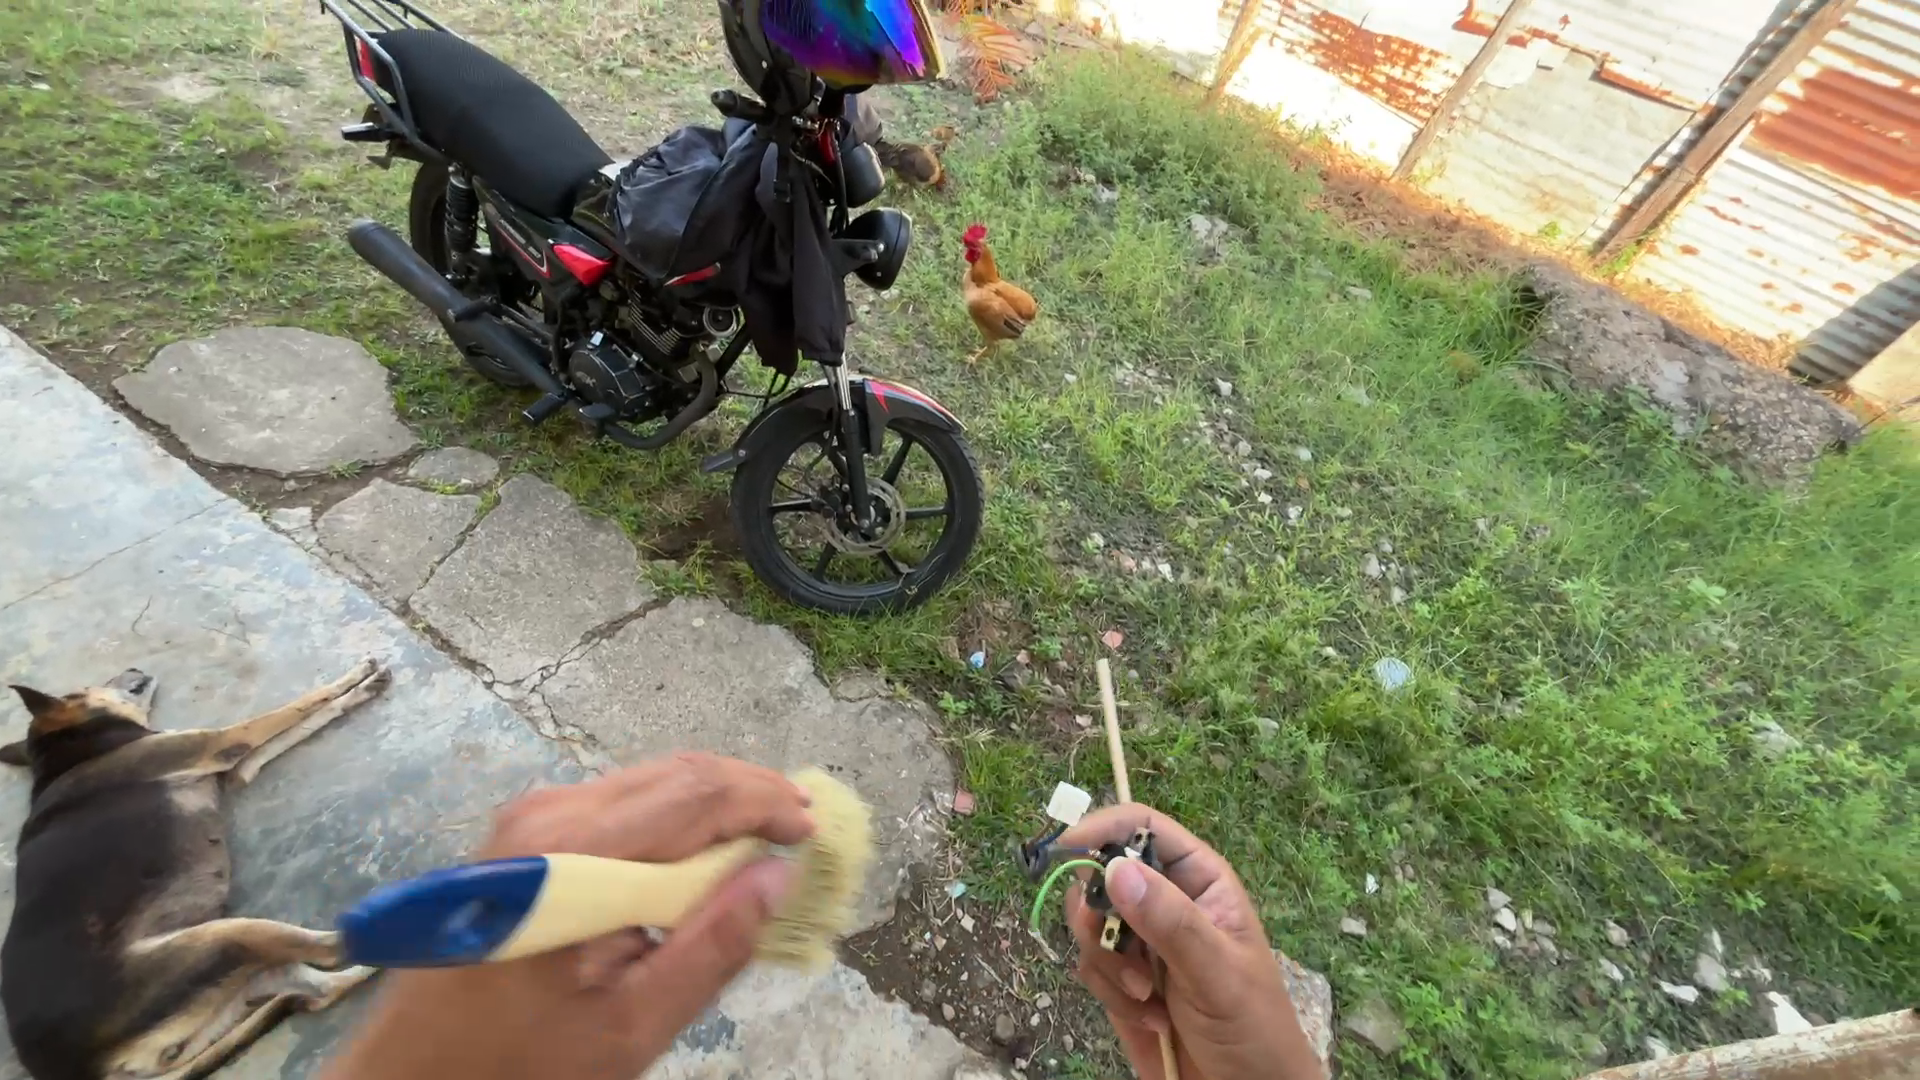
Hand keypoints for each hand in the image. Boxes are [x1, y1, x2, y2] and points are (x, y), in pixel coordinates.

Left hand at [318, 753, 813, 1079]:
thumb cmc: (520, 1069)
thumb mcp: (630, 1028)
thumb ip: (713, 946)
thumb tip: (777, 872)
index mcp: (573, 853)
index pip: (696, 794)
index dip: (764, 802)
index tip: (809, 830)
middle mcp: (553, 809)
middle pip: (680, 773)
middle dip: (751, 791)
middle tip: (799, 823)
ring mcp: (537, 811)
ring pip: (658, 778)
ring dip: (720, 799)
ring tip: (765, 831)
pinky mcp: (533, 824)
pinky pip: (631, 798)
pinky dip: (683, 813)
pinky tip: (704, 845)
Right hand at [1060, 805, 1323, 1079]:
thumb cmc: (1253, 1030)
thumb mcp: (1217, 974)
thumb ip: (1169, 922)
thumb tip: (1113, 868)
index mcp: (1197, 878)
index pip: (1143, 826)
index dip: (1104, 826)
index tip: (1068, 847)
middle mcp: (1164, 898)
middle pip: (1102, 870)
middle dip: (1100, 912)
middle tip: (1111, 943)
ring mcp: (1139, 937)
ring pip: (1088, 918)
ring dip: (1108, 961)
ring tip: (1144, 995)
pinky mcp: (1119, 975)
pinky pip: (1088, 962)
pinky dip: (1109, 991)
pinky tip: (1149, 1017)